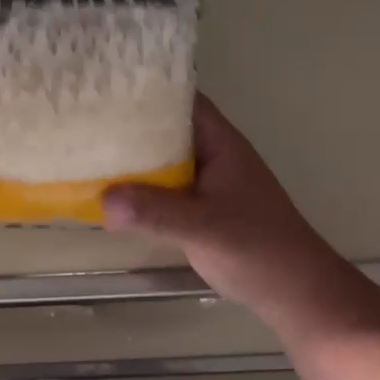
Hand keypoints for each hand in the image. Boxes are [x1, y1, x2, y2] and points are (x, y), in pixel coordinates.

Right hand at [103, 94, 335, 318]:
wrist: (297, 296)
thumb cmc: (260, 249)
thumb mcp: (206, 227)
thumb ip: (157, 212)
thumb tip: (104, 199)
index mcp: (219, 141)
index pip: (180, 98)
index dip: (146, 86)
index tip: (104, 82)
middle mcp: (209, 154)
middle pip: (164, 126)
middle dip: (127, 120)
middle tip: (82, 114)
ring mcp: (204, 182)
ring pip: (160, 157)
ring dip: (129, 155)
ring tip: (83, 146)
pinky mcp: (197, 208)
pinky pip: (160, 186)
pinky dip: (137, 185)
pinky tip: (105, 189)